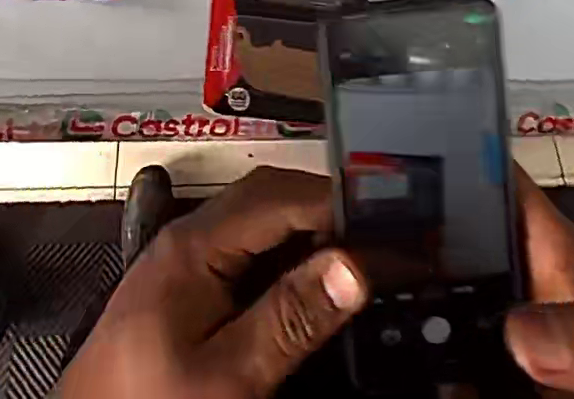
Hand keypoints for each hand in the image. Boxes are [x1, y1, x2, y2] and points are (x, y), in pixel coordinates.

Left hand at [55, 167, 366, 398]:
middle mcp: (190, 235)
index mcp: (196, 243)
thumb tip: (352, 267)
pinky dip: (284, 249)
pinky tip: (309, 273)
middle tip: (378, 234)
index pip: (278, 197)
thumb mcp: (227, 377)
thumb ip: (289, 319)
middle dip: (325, 206)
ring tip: (356, 248)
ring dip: (306, 224)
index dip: (335, 204)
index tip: (386, 222)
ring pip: (257, 216)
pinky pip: (245, 244)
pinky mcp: (187, 280)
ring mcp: (187, 255)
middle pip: (267, 195)